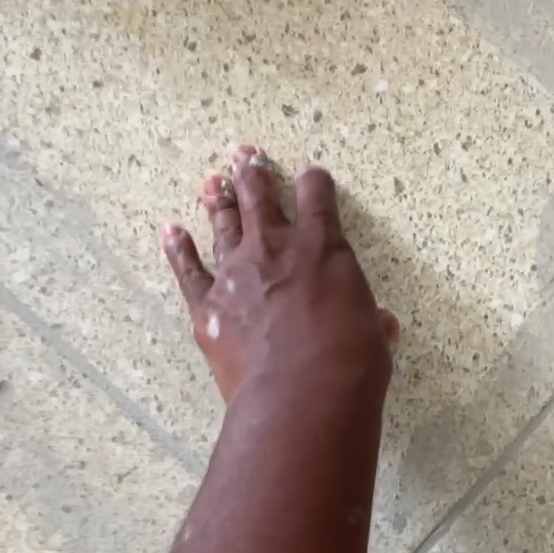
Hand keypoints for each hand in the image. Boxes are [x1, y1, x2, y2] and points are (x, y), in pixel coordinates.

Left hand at [163, 145, 398, 405]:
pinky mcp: (208, 306)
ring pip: (223, 224)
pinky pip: (188, 269)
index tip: (312, 176)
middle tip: (244, 155)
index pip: (318, 197)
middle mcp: (276, 248)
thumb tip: (381, 324)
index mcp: (323, 248)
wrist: (301, 397)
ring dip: (218, 201)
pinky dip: (179, 249)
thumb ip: (370, 320)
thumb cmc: (352, 363)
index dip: (315, 182)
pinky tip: (172, 232)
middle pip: (259, 198)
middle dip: (253, 174)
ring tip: (213, 182)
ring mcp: (236, 274)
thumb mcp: (373, 336)